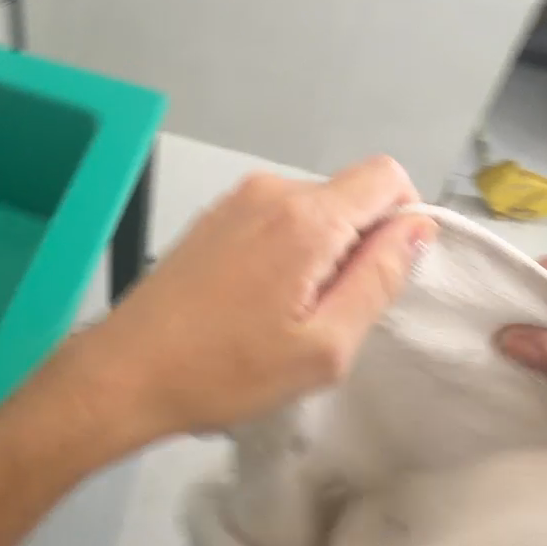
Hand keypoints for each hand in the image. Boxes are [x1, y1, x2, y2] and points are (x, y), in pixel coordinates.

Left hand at [67, 156, 436, 443]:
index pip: (385, 176)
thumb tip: (417, 226)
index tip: (384, 273)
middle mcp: (270, 189)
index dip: (404, 218)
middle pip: (346, 197)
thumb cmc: (229, 369)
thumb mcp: (325, 346)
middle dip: (356, 247)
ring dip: (317, 253)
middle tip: (324, 314)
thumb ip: (379, 278)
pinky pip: (274, 218)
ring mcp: (236, 198)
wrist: (129, 368)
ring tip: (283, 314)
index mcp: (305, 216)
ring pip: (311, 211)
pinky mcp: (214, 215)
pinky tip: (253, 300)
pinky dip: (284, 250)